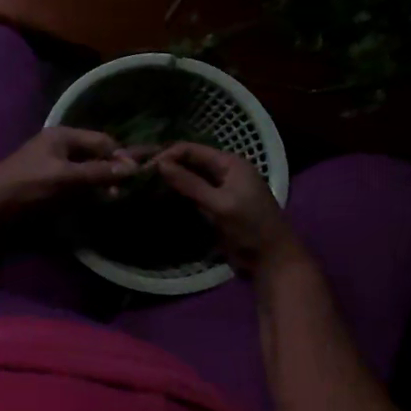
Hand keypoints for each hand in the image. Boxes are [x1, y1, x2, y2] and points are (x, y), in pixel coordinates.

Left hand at [0, 127, 138, 214]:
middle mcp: (60, 145)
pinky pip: (76, 182)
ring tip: (113, 197)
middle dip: (111, 170)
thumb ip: (98, 172)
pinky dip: (87, 190)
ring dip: (100, 182)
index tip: (135, 175)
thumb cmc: (28, 185)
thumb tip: (132, 168)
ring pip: (87, 170)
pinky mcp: (49, 182)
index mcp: (64, 135)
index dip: (119, 156)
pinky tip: (95, 201)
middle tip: (125, 190)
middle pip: (95, 154)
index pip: (102, 140)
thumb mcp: (66, 177)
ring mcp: (54, 164)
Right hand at [154, 143, 302, 273]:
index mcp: (230, 163)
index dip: (167, 155)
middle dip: (166, 166)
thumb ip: (190, 184)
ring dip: (170, 180)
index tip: (143, 167)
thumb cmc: (250, 228)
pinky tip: (159, 198)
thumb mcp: (220, 204)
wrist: (271, 260)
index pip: (191, 150)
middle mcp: (224, 172)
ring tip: (143, 185)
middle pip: (189, 162)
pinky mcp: (215, 207)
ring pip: (189, 179)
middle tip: (139, 174)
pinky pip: (192, 195)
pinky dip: (177, 194)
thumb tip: (160, 164)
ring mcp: (220, 190)